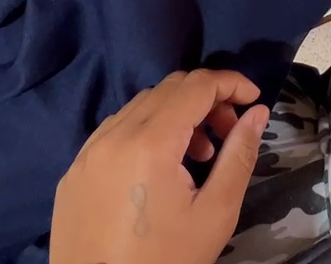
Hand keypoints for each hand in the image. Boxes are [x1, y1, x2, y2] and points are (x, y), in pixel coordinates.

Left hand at [50, 70, 269, 263]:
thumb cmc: (165, 263)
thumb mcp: (215, 214)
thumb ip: (239, 155)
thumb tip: (257, 111)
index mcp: (150, 143)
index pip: (197, 85)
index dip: (231, 83)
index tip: (253, 100)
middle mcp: (114, 136)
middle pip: (170, 87)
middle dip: (207, 98)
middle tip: (228, 130)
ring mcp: (88, 153)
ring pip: (142, 104)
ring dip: (177, 113)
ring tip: (197, 155)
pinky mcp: (73, 172)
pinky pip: (116, 128)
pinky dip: (146, 129)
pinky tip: (158, 167)